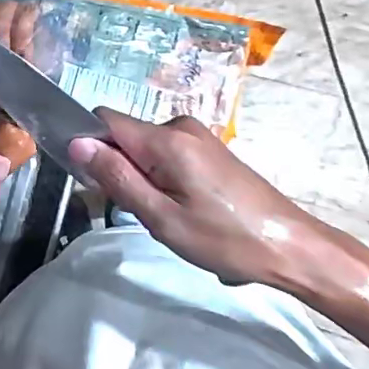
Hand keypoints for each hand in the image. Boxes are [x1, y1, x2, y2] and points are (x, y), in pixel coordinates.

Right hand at [68, 109, 360, 290]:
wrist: (290, 246)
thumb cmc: (225, 239)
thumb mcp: (161, 217)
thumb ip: (118, 178)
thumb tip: (78, 143)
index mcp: (167, 140)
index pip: (105, 121)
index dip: (90, 146)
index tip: (96, 184)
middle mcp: (181, 126)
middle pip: (126, 138)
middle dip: (121, 172)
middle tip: (143, 213)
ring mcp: (199, 136)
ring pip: (146, 150)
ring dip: (145, 181)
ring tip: (170, 217)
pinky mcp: (210, 149)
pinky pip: (168, 157)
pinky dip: (164, 181)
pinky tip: (187, 212)